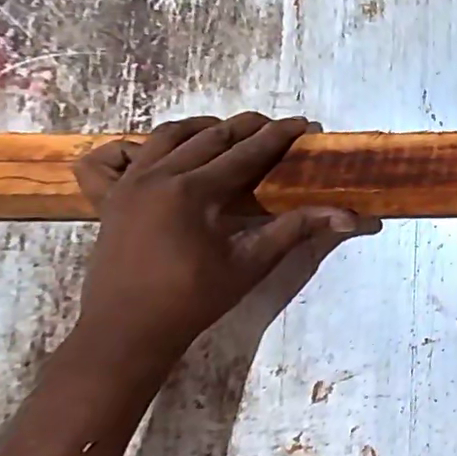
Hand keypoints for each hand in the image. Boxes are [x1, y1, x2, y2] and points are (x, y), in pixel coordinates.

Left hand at [70, 113, 377, 368]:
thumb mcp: (252, 263)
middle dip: (245, 127)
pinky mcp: (108, 199)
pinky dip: (134, 147)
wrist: (126, 332)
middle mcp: (156, 177)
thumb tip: (348, 216)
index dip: (277, 136)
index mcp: (192, 192)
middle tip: (274, 126)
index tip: (302, 124)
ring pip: (165, 138)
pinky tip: (156, 155)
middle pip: (208, 137)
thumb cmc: (193, 298)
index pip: (246, 153)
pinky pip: (109, 158)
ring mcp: (126, 185)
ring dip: (201, 129)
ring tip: (228, 133)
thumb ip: (297, 229)